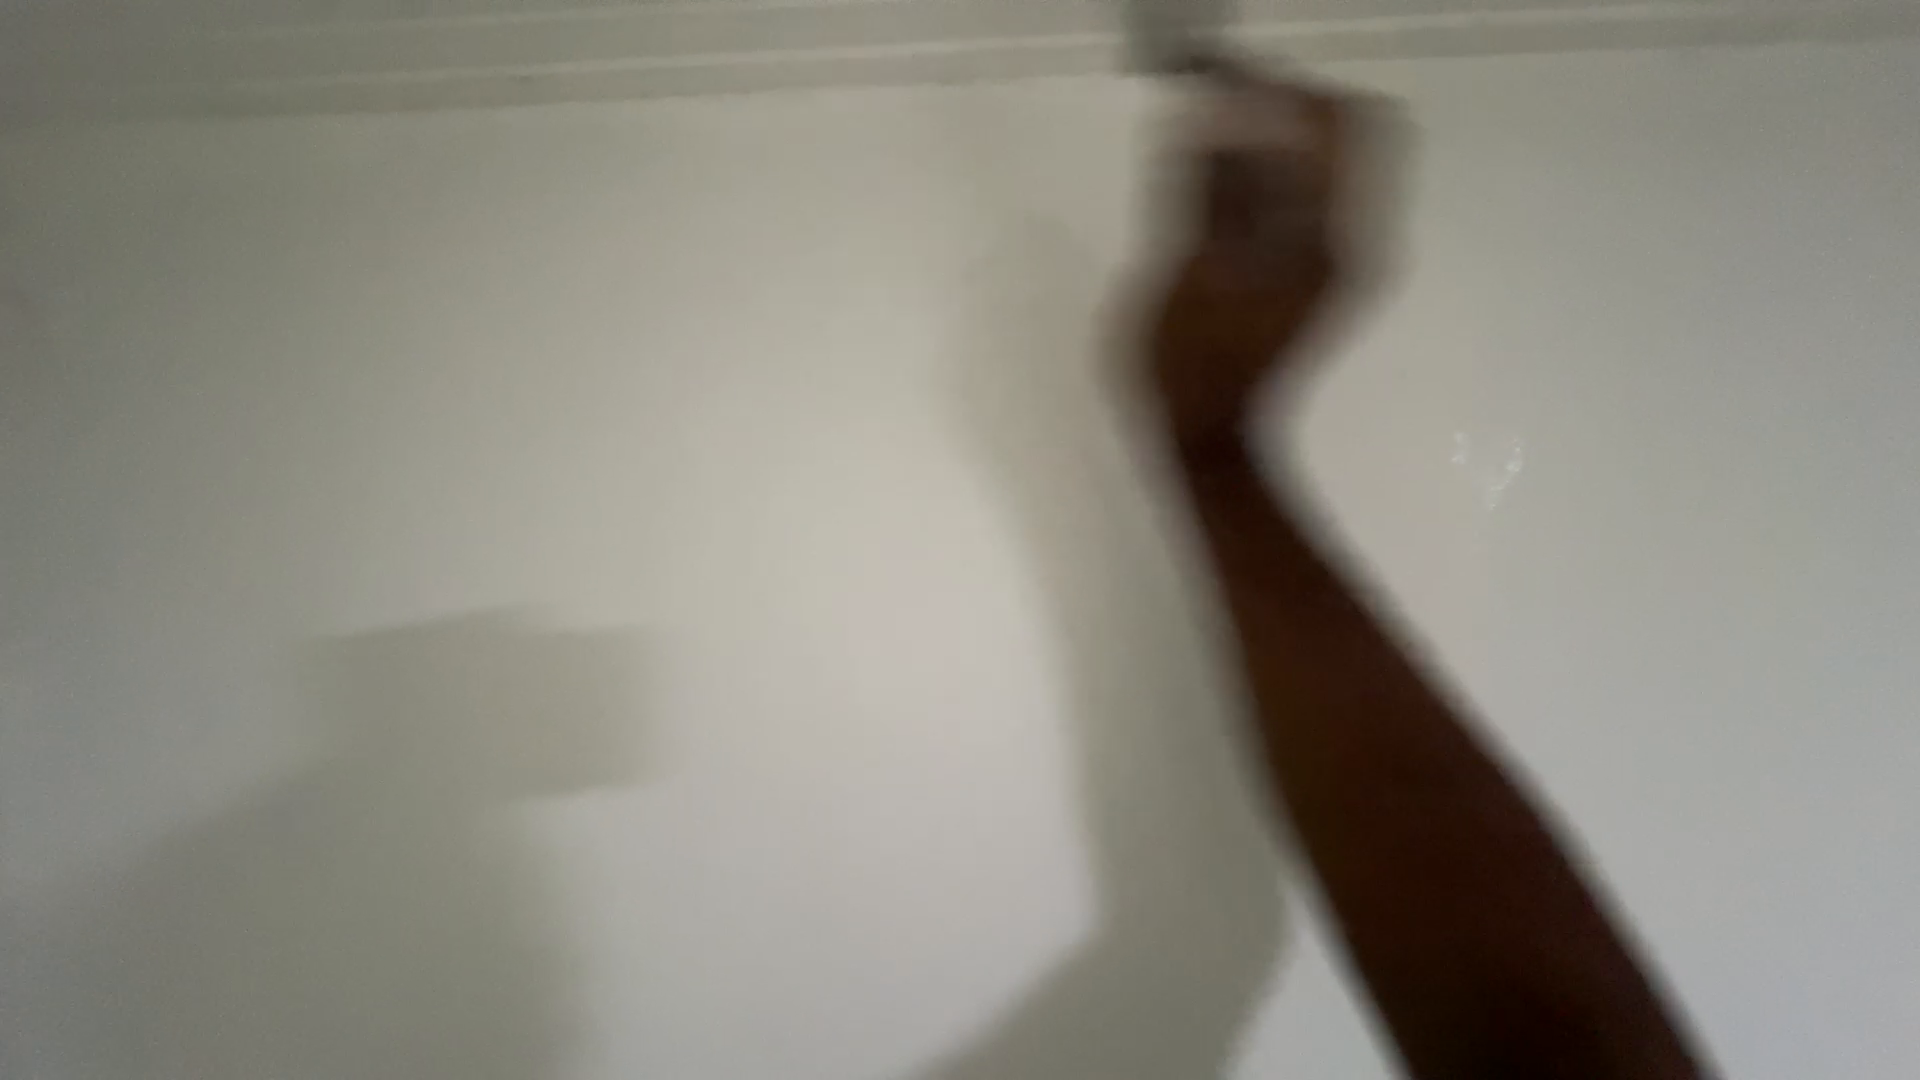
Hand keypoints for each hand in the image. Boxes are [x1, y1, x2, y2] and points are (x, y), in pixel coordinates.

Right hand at [1143, 65, 1382, 448]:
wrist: (1211, 435)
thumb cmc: (1188, 369)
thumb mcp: (1184, 280)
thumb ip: (1203, 194)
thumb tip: (1213, 111)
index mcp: (1319, 244)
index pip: (1327, 122)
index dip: (1273, 84)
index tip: (1214, 75)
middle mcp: (1349, 243)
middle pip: (1347, 129)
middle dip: (1286, 100)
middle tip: (1223, 100)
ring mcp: (1341, 259)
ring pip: (1333, 160)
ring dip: (1280, 132)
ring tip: (1218, 136)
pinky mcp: (1324, 272)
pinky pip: (1315, 195)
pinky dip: (1278, 171)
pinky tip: (1231, 183)